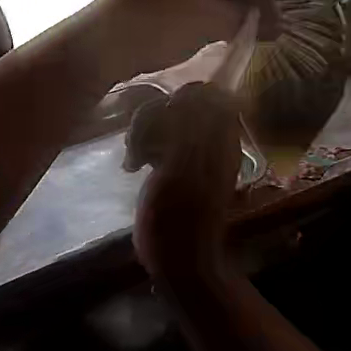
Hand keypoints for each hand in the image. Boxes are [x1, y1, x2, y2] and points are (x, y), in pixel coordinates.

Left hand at [94, 0, 279, 80]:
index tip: (278, 26)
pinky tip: (215, 32)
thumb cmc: (158, 26)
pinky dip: (204, 12)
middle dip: (244, 2)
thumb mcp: (209, 21)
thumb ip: (243, 17)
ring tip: (243, 34)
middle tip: (264, 31)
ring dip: (225, 9)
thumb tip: (267, 23)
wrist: (100, 47)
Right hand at [130, 83, 241, 291]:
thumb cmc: (179, 219)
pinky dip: (141, 149)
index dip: (184, 97)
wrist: (177, 261)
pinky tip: (131, 167)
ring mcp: (188, 154)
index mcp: (220, 140)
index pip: (210, 95)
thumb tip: (196, 89)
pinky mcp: (170, 168)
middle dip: (154, 117)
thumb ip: (191, 127)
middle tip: (141, 144)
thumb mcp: (183, 170)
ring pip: (164, 121)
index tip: (163, 116)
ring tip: (133, 160)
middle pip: (181, 104)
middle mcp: (208, 141)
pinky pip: (155, 141)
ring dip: (142, 133)